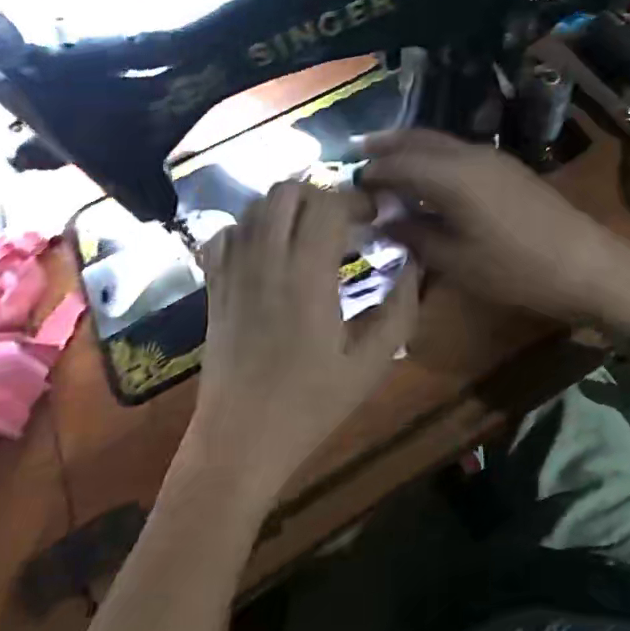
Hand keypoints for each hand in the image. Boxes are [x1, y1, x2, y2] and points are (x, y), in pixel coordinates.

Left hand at [190, 181, 419, 496]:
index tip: (379, 217)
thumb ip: (400, 308)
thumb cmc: (311, 404)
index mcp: (305, 277)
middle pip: (287, 191)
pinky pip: (229, 233)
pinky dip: (254, 226)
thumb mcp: (371, 363)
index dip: (357, 200)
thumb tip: (413, 264)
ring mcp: (233, 271)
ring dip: (291, 208)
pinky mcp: (216, 286)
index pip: (327, 205)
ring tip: (316, 233)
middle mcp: (263, 262)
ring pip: (256, 206)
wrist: (241, 439)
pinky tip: (275, 250)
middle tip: (350, 221)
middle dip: (324, 194)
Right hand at [356, 130, 629, 337]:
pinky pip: (459, 153)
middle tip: (356, 152)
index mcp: (450, 174)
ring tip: (386, 161)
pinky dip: (434, 158)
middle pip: (417, 140)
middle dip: (385, 145)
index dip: (369, 173)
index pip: (396, 163)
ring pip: (440, 143)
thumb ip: (414, 234)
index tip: (347, 185)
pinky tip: (428, 177)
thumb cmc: (515, 269)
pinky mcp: (508, 168)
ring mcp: (492, 158)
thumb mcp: (455, 260)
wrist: (585, 264)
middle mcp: (469, 154)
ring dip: (411, 148)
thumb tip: (383, 220)